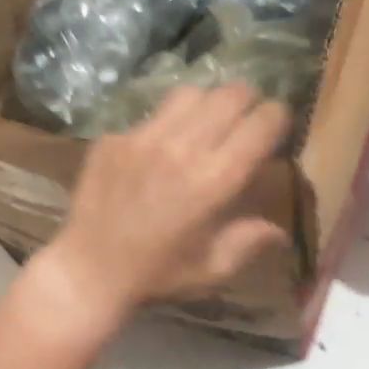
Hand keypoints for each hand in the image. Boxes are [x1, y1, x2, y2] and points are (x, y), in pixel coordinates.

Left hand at [44, 83, 290, 320]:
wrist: (89, 271)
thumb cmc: (157, 275)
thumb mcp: (212, 268)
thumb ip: (249, 241)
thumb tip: (279, 231)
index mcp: (214, 181)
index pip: (262, 122)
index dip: (277, 118)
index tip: (276, 129)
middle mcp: (182, 148)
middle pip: (230, 94)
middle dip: (248, 101)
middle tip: (246, 119)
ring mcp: (143, 137)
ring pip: (190, 93)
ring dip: (207, 104)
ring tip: (206, 124)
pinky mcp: (115, 138)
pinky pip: (150, 114)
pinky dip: (166, 124)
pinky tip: (160, 149)